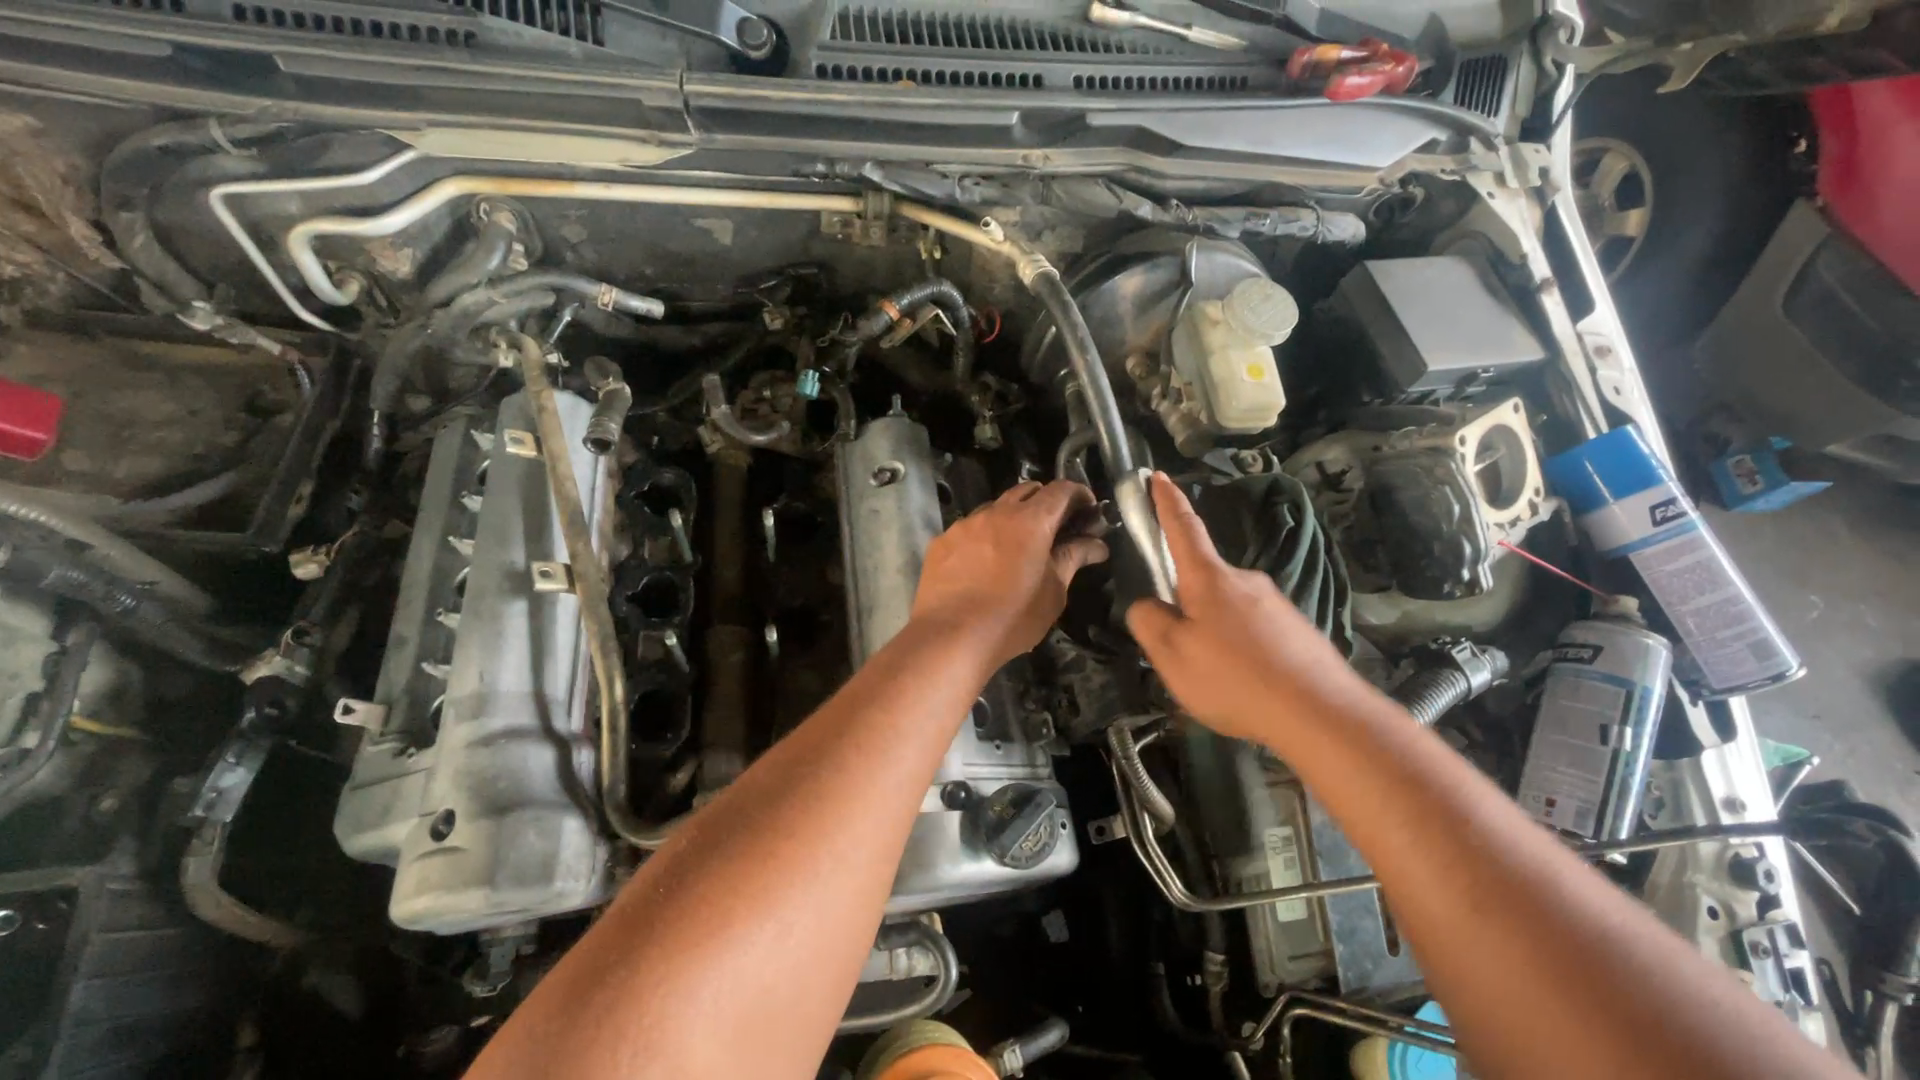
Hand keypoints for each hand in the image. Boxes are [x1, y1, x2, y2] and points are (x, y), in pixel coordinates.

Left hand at [912, 480, 1108, 670]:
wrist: (951, 636)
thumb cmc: (1013, 617)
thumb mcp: (1053, 592)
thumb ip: (1073, 559)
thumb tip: (1097, 544)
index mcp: (1031, 521)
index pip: (1061, 490)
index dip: (1079, 495)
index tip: (1089, 510)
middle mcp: (996, 513)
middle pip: (1026, 491)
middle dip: (1046, 502)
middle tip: (1056, 528)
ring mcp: (965, 525)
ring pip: (995, 508)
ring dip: (1012, 519)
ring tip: (1017, 547)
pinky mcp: (941, 542)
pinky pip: (969, 529)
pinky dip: (984, 537)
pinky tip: (983, 563)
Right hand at [1125, 472, 1367, 744]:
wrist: (1320, 712)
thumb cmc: (1234, 678)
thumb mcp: (1171, 655)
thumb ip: (1148, 621)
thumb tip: (1149, 604)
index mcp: (1209, 578)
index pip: (1183, 528)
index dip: (1166, 502)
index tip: (1157, 475)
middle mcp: (1245, 580)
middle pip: (1202, 581)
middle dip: (1185, 607)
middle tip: (1178, 651)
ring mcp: (1275, 604)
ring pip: (1227, 611)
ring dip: (1213, 635)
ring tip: (1215, 680)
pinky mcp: (1295, 629)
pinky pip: (1252, 633)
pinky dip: (1239, 652)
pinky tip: (1244, 686)